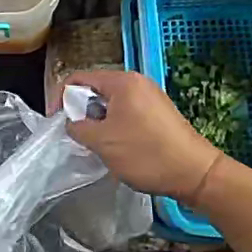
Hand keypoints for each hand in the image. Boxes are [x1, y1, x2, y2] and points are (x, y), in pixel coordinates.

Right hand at [65, 69, 223, 201]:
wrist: (195, 173)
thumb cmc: (145, 154)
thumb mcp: (101, 141)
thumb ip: (78, 127)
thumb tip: (73, 123)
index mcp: (122, 81)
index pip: (78, 78)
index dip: (61, 98)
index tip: (56, 121)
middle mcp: (137, 82)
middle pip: (95, 90)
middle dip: (82, 111)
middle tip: (79, 136)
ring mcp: (151, 97)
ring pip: (111, 103)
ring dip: (99, 122)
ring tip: (99, 144)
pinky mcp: (160, 113)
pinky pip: (127, 112)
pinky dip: (116, 126)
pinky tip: (119, 147)